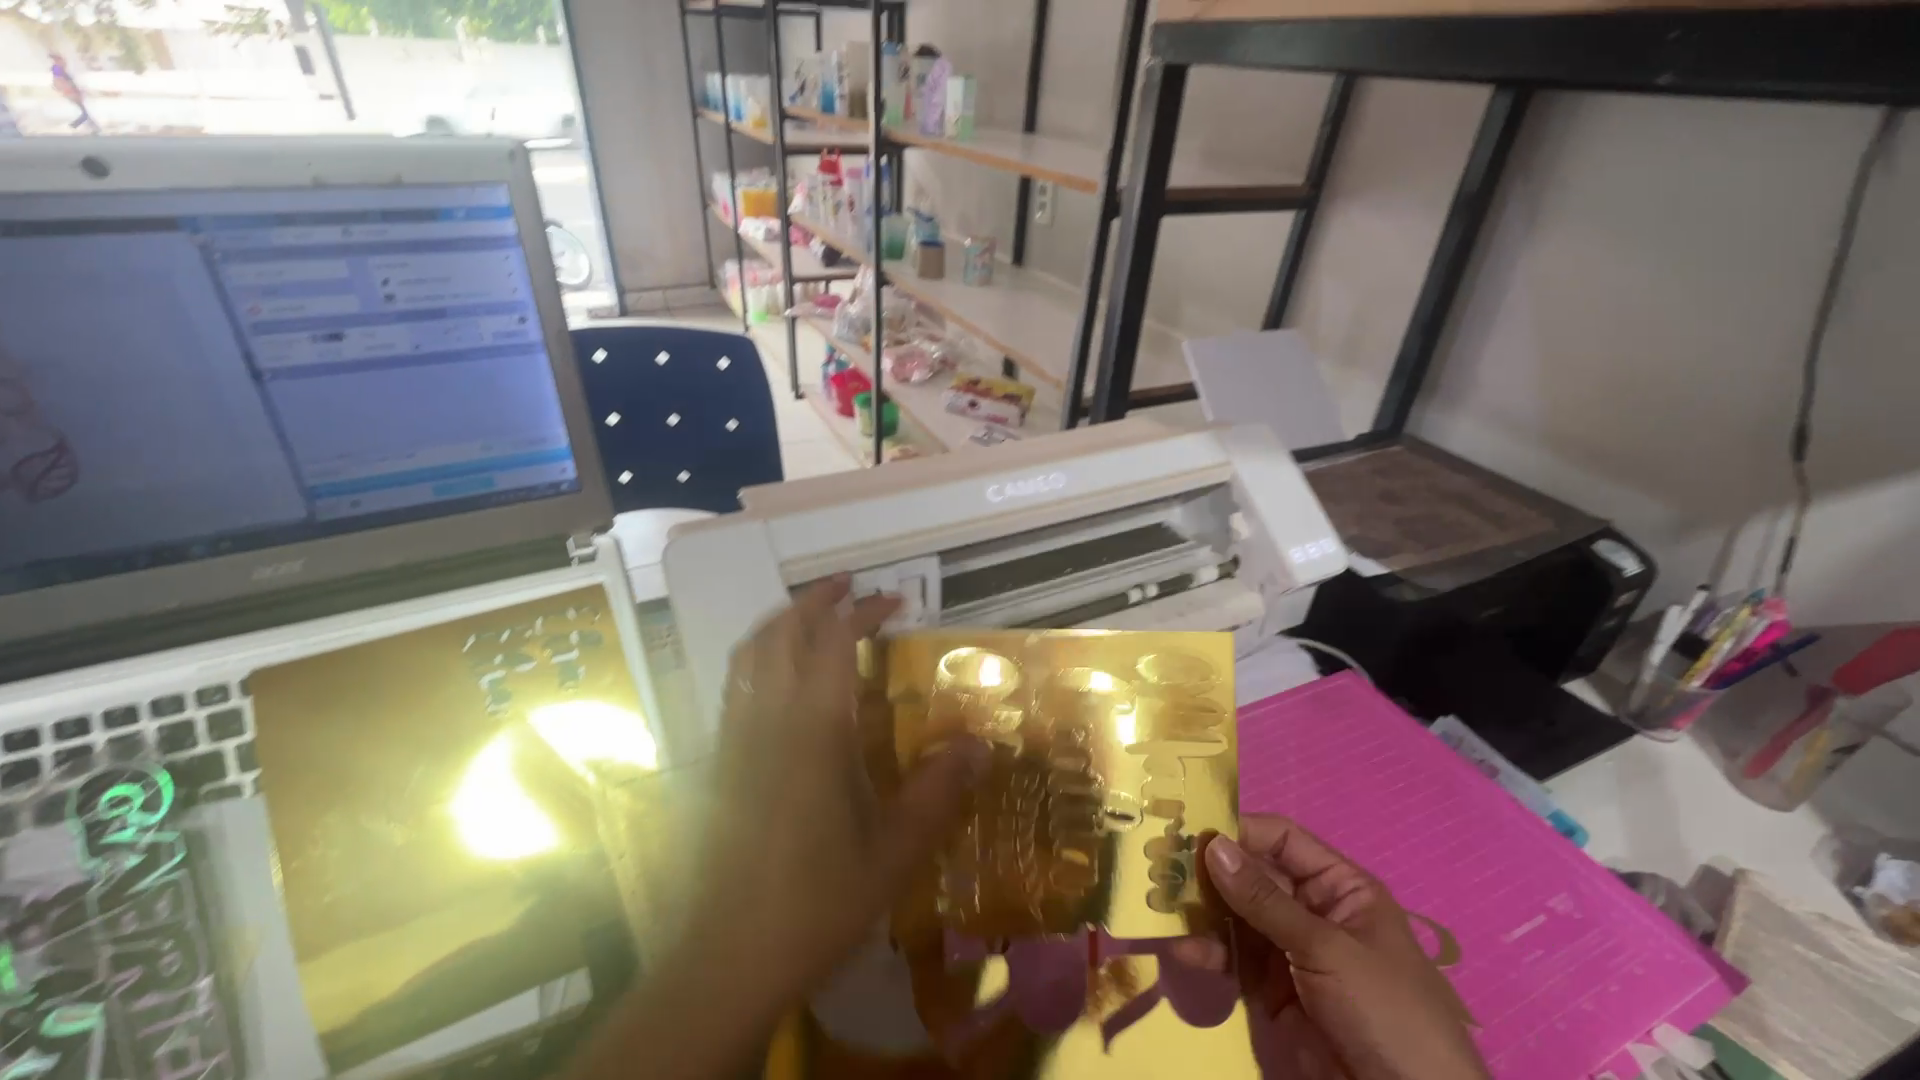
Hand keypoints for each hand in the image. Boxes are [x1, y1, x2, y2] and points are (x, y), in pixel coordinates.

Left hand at [688, 575, 989, 1007]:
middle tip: (848, 587)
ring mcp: (735, 739)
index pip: (835, 642)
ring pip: (748, 654)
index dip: (863, 611)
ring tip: (812, 618)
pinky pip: (735, 686)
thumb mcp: (895, 850)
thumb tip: (981, 743)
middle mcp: (767, 719)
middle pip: (782, 632)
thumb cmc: (819, 901)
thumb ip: (938, 790)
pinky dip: (758, 658)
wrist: (730, 956)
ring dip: (780, 623)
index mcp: (814, 728)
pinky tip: (778, 683)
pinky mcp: (718, 763)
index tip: (894, 601)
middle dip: (815, 601)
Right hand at [1174, 815, 1488, 1079]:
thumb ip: (1265, 900)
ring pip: (1236, 918)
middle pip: (1252, 877)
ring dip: (1202, 913)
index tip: (1189, 832)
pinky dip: (1209, 953)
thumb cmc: (1384, 1009)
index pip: (1282, 840)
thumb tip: (1214, 845)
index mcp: (1339, 887)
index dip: (1240, 831)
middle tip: (1159, 868)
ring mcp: (1290, 951)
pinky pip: (1234, 960)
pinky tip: (1184, 952)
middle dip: (1209, 872)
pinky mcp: (1273, 991)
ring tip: (1163, 910)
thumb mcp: (1326, 948)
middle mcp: (1311, 911)